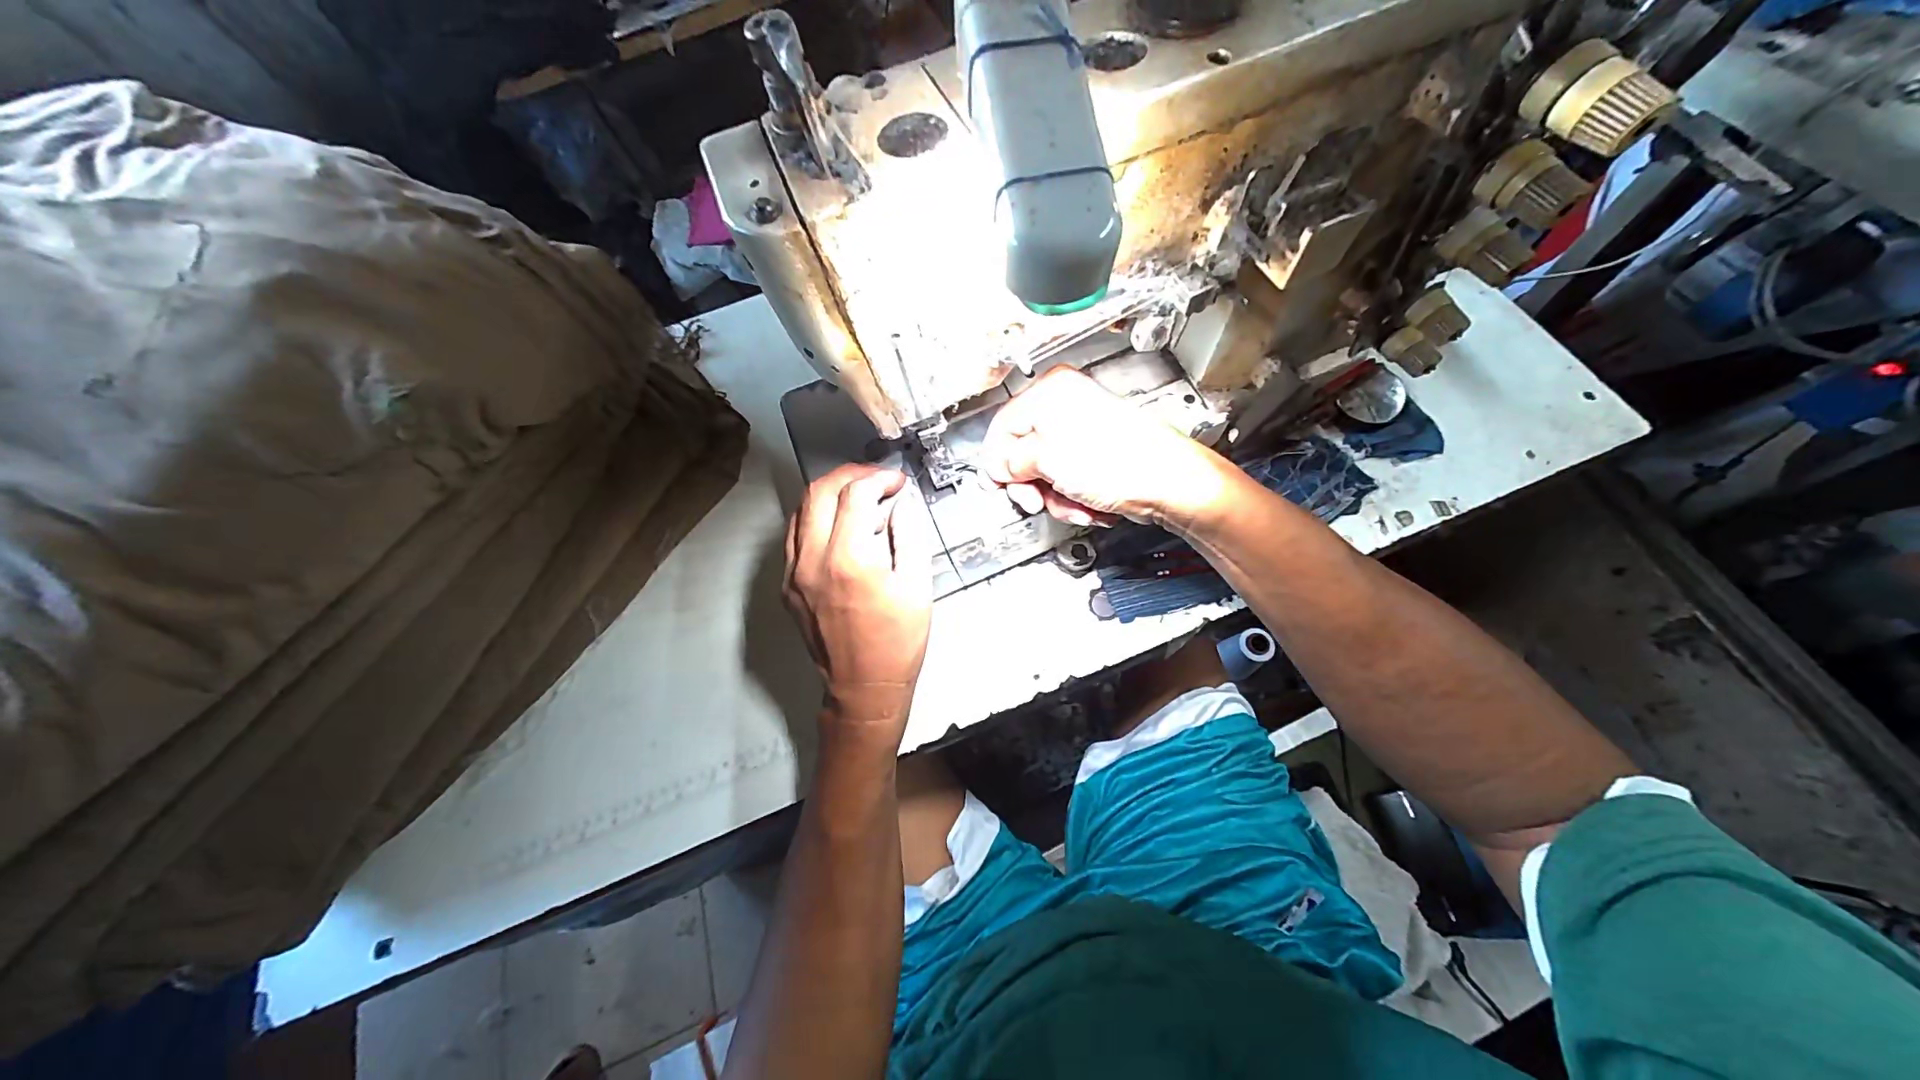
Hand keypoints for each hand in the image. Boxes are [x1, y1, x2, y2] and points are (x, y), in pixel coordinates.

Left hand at [784, 464, 933, 738]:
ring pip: (800, 510)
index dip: (879, 478)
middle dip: (849, 475)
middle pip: (819, 492)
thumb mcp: (917, 587)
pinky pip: (794, 537)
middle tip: (875, 479)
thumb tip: (903, 503)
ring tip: (857, 496)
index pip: (856, 495)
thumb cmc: (896, 644)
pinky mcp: (789, 586)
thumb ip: (909, 536)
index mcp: (848, 560)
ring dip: (829, 494)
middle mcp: (812, 561)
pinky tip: (838, 525)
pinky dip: (815, 519)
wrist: (863, 687)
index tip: (896, 482)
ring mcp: (794, 574)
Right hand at [981, 367, 1228, 530]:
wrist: (1170, 483)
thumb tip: (999, 468)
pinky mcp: (1097, 454)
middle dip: (1030, 484)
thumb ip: (1011, 462)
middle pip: (1023, 453)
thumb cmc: (1122, 462)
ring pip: (1046, 472)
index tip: (998, 485)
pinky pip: (1069, 479)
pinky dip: (1075, 497)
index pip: (1001, 428)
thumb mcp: (1046, 460)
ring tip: (1076, 501)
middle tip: (1036, 498)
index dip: (996, 462)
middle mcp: (1066, 405)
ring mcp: (1083, 431)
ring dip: (1056, 496)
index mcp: (1051, 392)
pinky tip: (1090, 502)